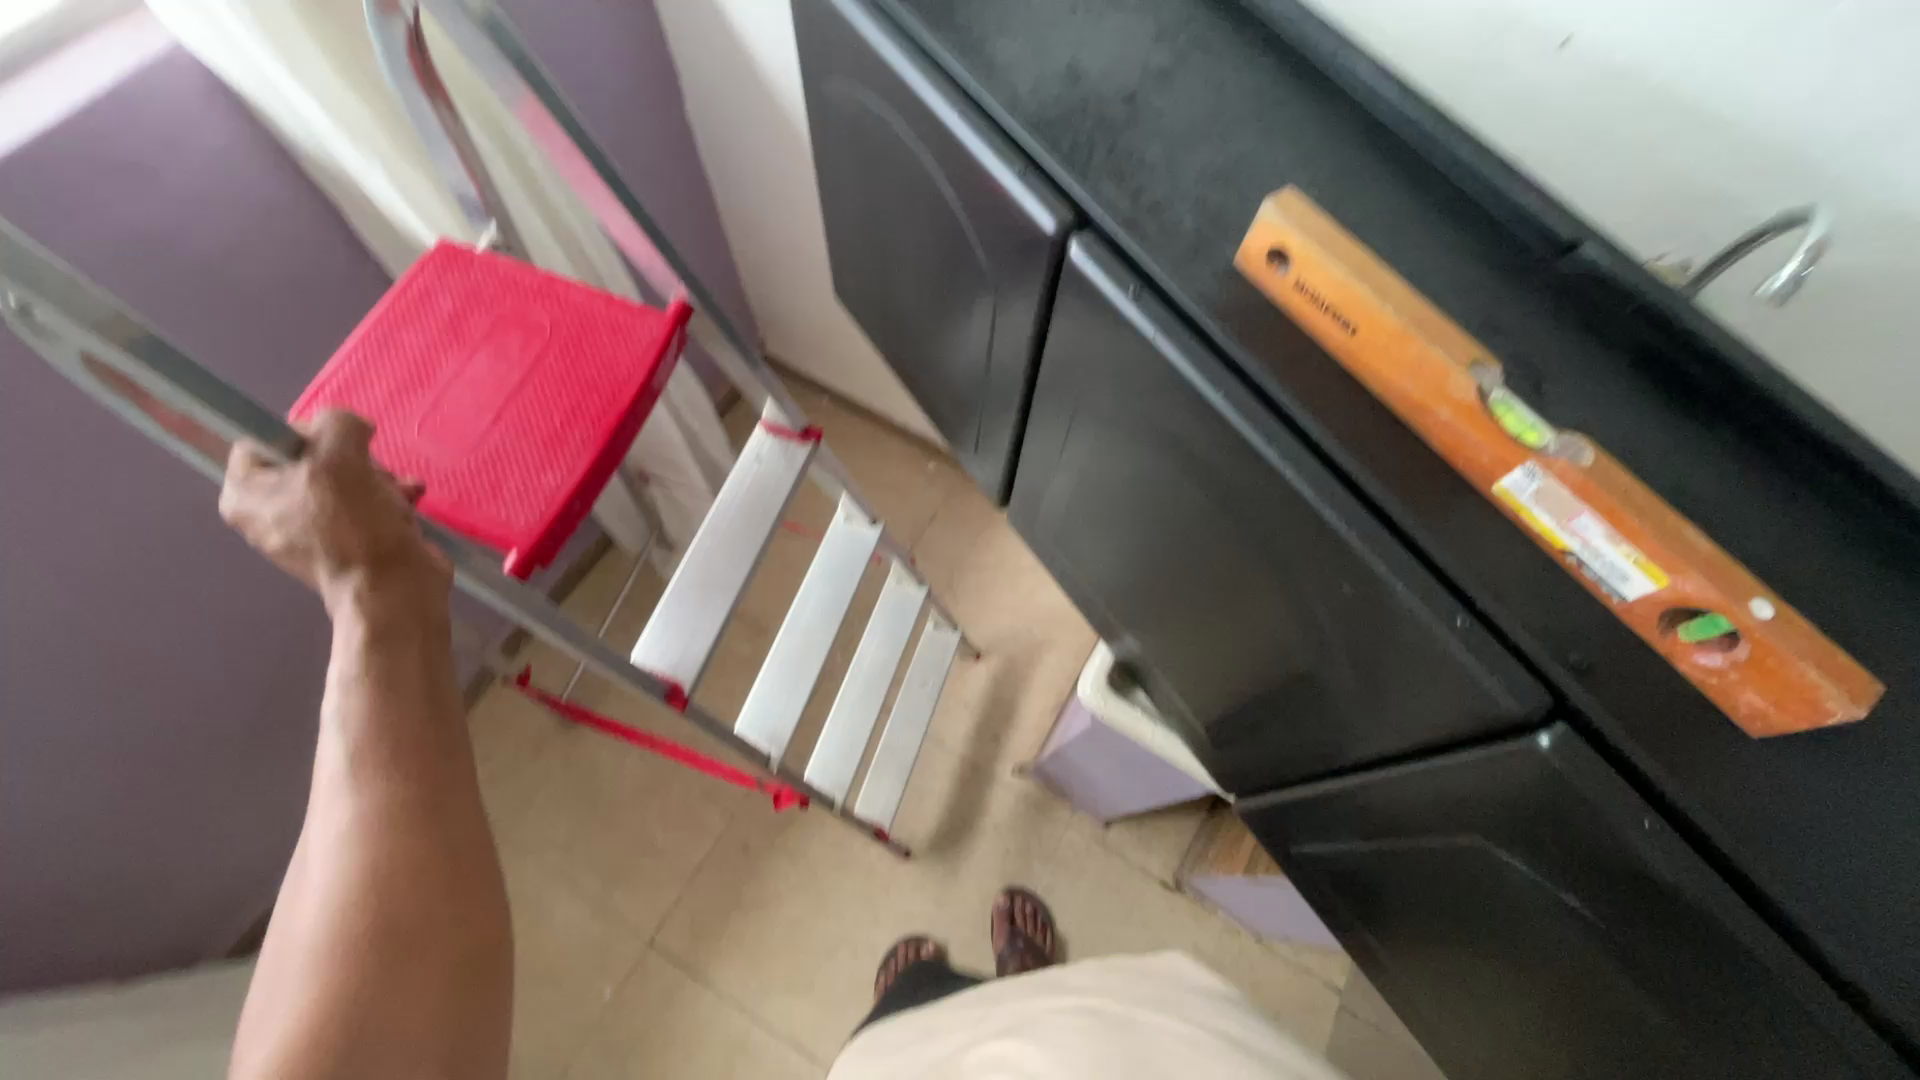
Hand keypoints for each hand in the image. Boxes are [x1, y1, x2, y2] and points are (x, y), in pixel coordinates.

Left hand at [220, 410, 449, 616]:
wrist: (394, 588)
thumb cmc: (356, 526)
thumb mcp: (340, 458)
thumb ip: (339, 423)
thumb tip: (354, 428)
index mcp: (247, 495)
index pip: (265, 438)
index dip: (308, 431)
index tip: (342, 443)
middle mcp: (272, 512)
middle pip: (313, 458)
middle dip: (355, 459)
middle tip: (373, 473)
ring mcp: (313, 530)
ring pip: (347, 480)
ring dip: (381, 478)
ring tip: (399, 491)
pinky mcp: (352, 541)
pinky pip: (367, 505)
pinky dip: (391, 498)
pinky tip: (410, 501)